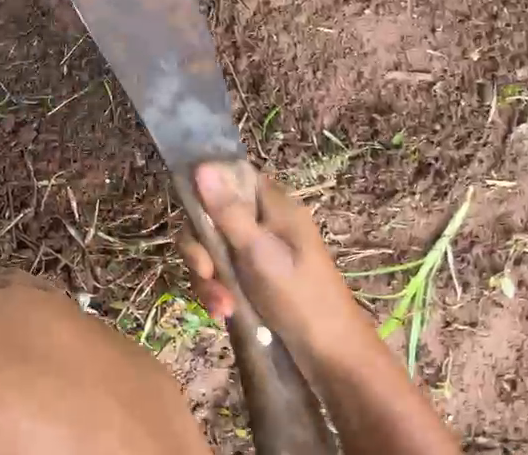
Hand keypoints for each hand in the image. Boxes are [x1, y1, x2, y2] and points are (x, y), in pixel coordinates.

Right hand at [178, 163, 375, 369]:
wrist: (334, 362)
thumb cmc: (303, 299)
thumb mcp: (260, 253)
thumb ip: (228, 211)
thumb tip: (201, 165)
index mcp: (275, 207)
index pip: (231, 176)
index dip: (205, 189)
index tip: (193, 215)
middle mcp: (263, 223)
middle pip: (210, 215)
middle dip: (201, 249)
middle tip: (205, 272)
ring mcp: (256, 251)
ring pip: (210, 247)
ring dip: (207, 277)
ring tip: (220, 305)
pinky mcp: (250, 277)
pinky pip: (218, 272)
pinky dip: (216, 290)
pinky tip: (221, 311)